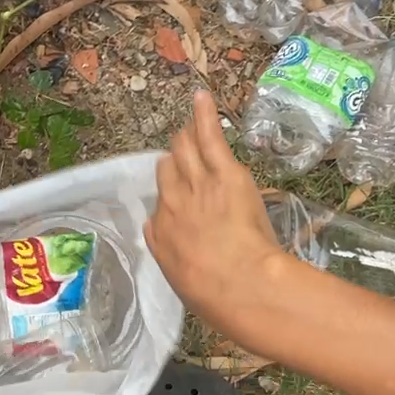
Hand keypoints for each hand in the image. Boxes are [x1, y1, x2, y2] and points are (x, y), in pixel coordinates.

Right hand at [145, 91, 288, 340]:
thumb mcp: (182, 282)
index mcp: (161, 235)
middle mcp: (171, 204)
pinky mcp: (223, 173)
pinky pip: (207, 137)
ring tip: (191, 128)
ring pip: (183, 150)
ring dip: (187, 139)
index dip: (172, 197)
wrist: (239, 287)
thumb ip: (170, 255)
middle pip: (167, 170)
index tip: (181, 198)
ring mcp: (197, 185)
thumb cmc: (217, 299)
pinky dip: (203, 115)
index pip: (159, 205)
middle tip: (189, 159)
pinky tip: (201, 96)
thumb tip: (155, 232)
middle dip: (177, 162)